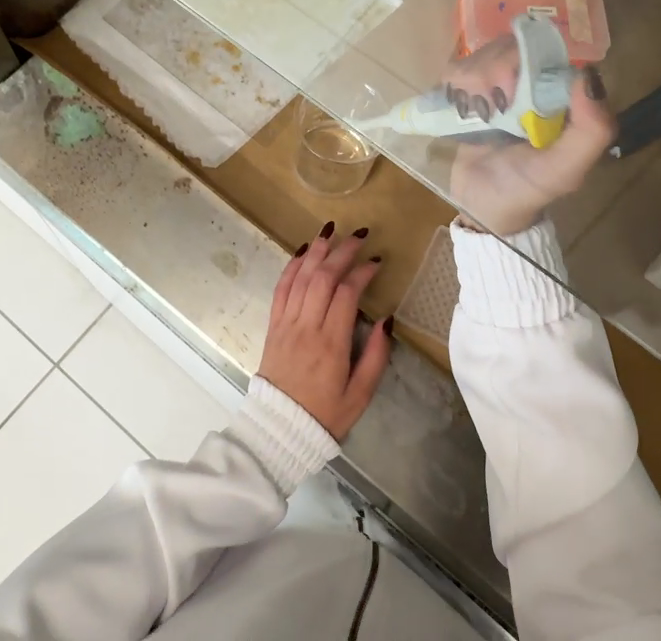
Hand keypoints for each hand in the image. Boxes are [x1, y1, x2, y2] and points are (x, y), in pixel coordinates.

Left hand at [257, 225, 391, 440]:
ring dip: (316, 251)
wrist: (279, 429)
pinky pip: (281, 289)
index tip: (376, 262)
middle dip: (341, 252)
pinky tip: (302, 252)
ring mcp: (286, 324)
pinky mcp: (273, 326)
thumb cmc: (325, 415)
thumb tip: (386, 320)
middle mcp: (306, 327)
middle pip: (322, 277)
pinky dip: (291, 266)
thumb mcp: (360, 394)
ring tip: (331, 231)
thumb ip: (376, 356)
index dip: (362, 273)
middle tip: (359, 235)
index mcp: (331, 344)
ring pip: (300, 277)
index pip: (346, 294)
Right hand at [446, 54, 616, 235]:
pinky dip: (454, 84)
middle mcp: (530, 85)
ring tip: (476, 113)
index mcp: (559, 96)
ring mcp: (497, 87)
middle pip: (510, 46)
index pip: (545, 51)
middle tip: (492, 106)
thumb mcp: (566, 169)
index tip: (511, 89)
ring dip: (473, 80)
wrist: (481, 209)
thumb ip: (590, 130)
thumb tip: (586, 76)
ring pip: (482, 54)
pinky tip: (460, 108)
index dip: (525, 60)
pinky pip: (458, 68)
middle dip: (494, 71)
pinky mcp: (468, 95)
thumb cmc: (527, 190)